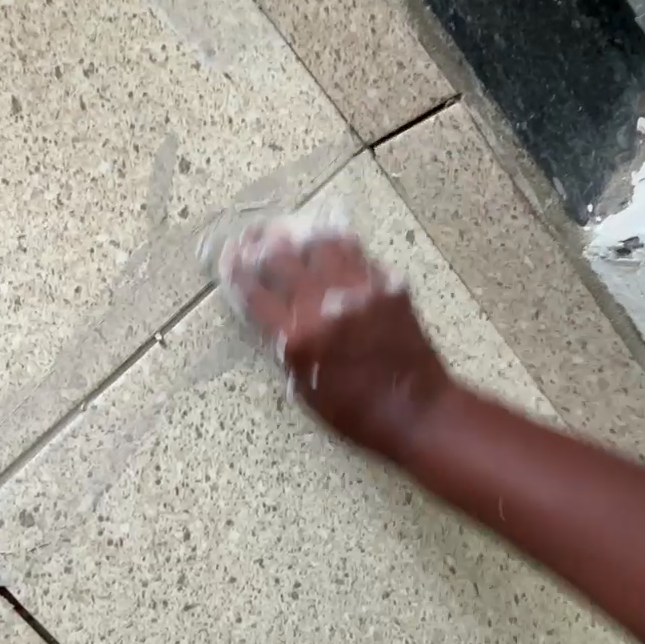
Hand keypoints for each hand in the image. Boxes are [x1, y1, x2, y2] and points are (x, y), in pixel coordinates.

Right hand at [221, 224, 451, 460]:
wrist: (416, 410)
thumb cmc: (354, 411)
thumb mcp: (304, 388)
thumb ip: (284, 347)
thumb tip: (272, 315)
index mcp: (296, 337)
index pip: (255, 293)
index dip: (236, 270)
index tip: (228, 255)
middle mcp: (322, 306)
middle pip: (281, 260)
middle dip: (260, 243)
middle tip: (253, 233)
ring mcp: (357, 290)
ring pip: (321, 246)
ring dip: (301, 238)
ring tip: (290, 232)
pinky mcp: (387, 285)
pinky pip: (357, 254)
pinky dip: (338, 247)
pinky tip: (330, 244)